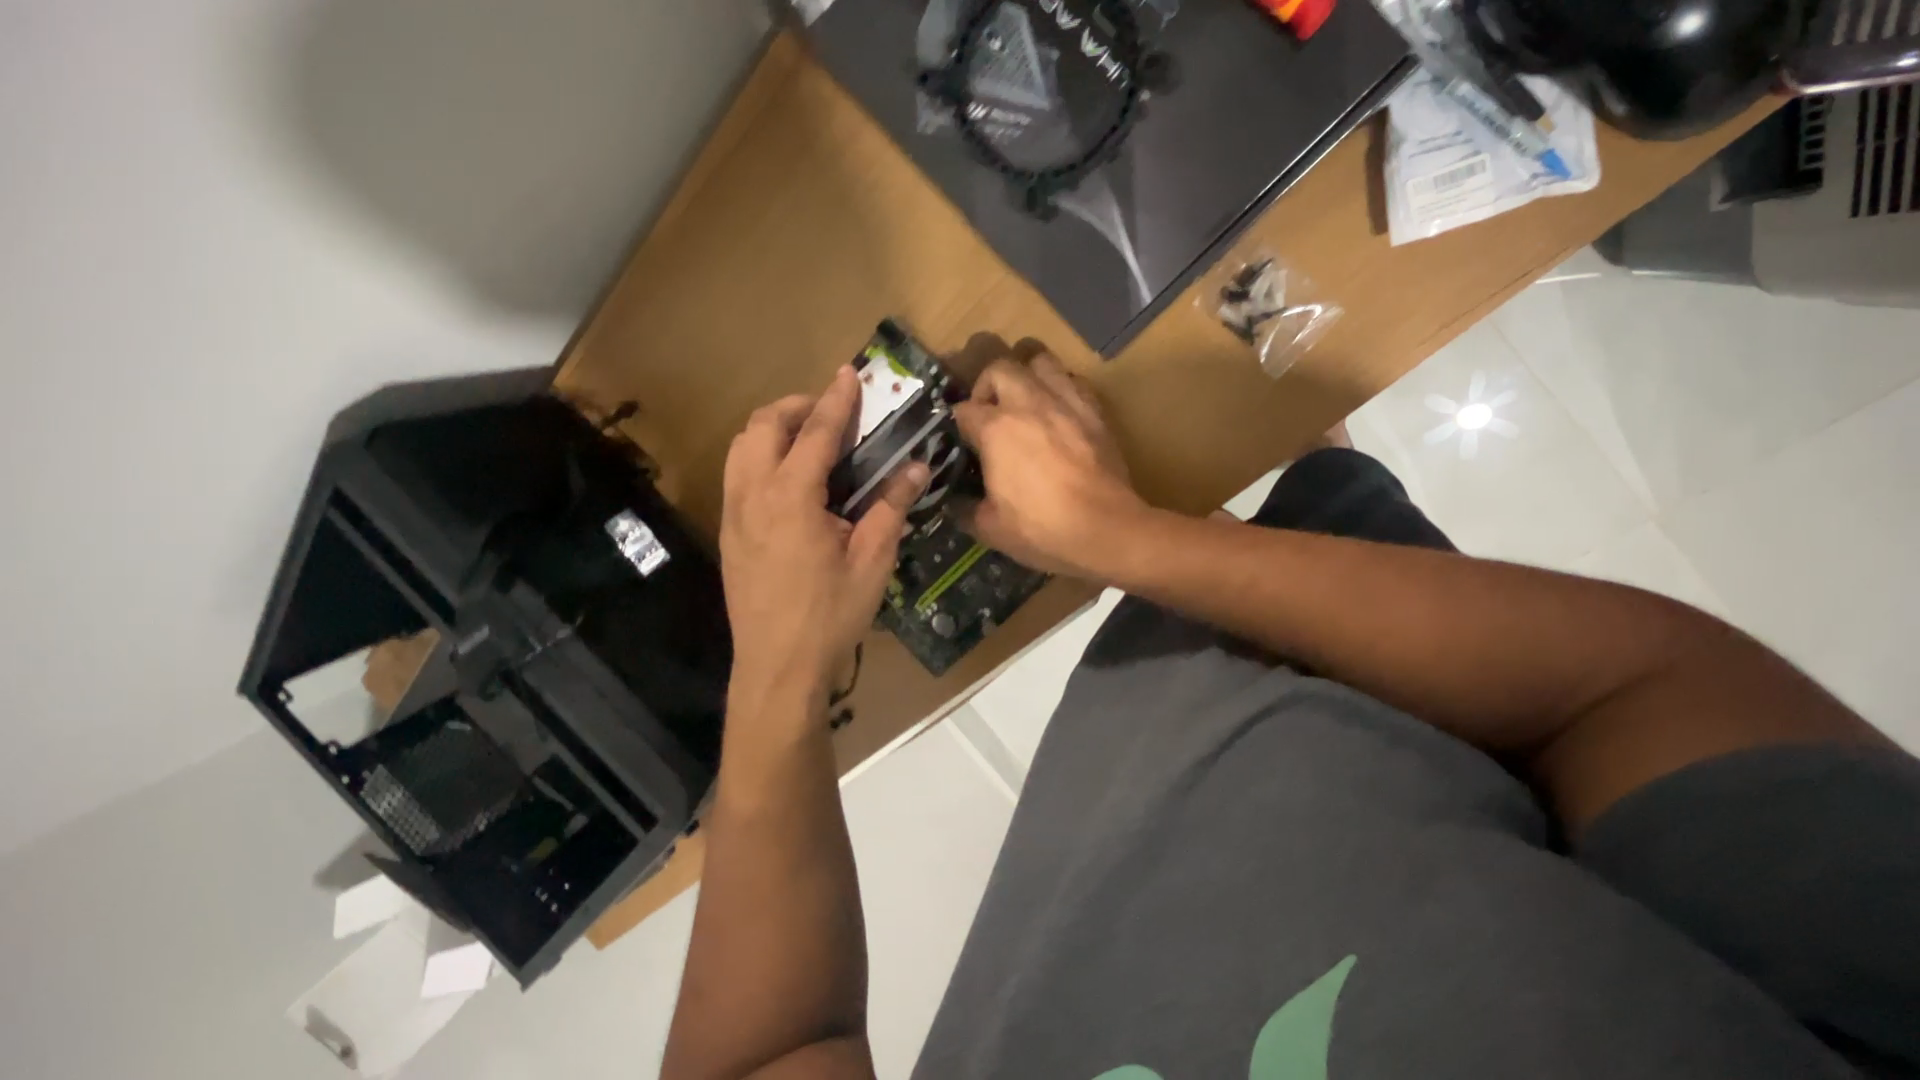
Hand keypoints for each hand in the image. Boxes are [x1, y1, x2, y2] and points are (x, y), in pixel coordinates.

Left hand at [721, 366, 927, 711]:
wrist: (777, 668)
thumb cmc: (829, 616)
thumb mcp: (871, 561)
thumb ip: (890, 507)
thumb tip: (917, 468)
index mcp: (790, 497)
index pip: (814, 432)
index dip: (836, 400)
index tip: (850, 373)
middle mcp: (752, 495)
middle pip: (763, 426)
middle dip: (795, 406)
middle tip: (831, 411)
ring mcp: (733, 514)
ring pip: (741, 447)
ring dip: (772, 428)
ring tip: (807, 438)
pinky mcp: (728, 534)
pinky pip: (736, 474)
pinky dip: (759, 456)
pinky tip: (788, 479)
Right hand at [952, 354, 1147, 579]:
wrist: (1106, 530)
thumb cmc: (1042, 530)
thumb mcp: (990, 529)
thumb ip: (965, 509)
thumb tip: (954, 503)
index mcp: (996, 428)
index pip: (964, 410)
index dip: (959, 426)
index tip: (962, 443)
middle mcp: (1028, 403)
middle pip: (999, 368)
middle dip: (988, 386)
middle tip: (991, 414)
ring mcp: (1065, 402)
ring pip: (1040, 360)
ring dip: (1027, 375)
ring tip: (1026, 401)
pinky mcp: (1095, 411)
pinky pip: (1074, 381)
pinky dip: (1061, 388)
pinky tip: (1059, 412)